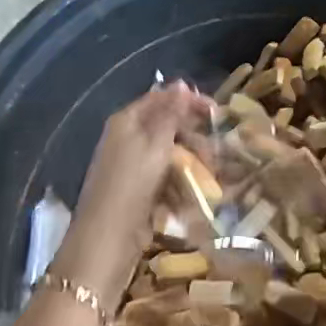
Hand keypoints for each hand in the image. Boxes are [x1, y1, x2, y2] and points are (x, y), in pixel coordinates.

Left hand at [56, 83, 211, 296]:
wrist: (107, 241)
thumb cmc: (131, 186)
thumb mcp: (155, 145)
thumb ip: (170, 114)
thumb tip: (181, 83)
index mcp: (127, 121)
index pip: (162, 98)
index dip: (190, 102)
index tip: (219, 114)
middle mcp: (128, 139)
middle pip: (169, 127)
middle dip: (195, 138)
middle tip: (216, 153)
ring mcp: (133, 166)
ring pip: (172, 154)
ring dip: (192, 163)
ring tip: (210, 178)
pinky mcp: (139, 191)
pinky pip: (167, 179)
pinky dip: (181, 184)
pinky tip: (193, 196)